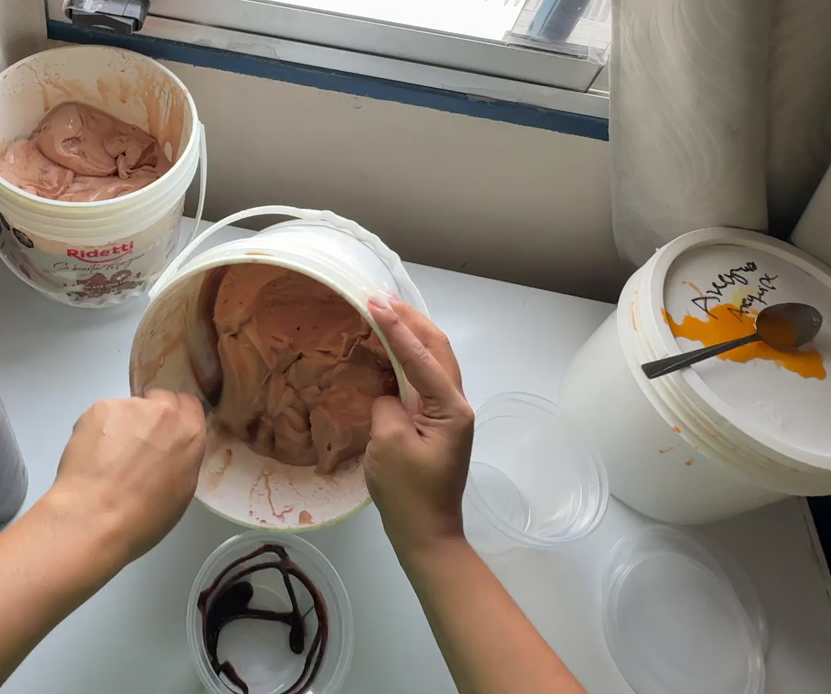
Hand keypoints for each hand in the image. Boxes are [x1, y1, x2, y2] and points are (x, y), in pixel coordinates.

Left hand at [39, 390, 206, 564]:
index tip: (165, 436)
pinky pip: (104, 415)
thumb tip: (170, 449)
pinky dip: (99, 430)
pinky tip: (91, 456)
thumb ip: (182, 456)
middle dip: (150, 418)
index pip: (189, 405)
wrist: (94, 518)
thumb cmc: (143, 517)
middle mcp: (163, 410)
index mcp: (189, 432)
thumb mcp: (182, 490)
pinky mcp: (100, 408)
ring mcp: (130, 405)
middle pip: (159, 400)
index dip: (176, 418)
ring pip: (129, 408)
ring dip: (123, 425)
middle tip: (136, 447)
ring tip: (107, 458)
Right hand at [364, 296, 472, 555]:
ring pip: (433, 358)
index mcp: (450, 408)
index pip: (420, 356)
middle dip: (410, 318)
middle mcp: (456, 403)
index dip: (396, 327)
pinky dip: (409, 353)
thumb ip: (388, 403)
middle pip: (437, 347)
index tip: (374, 301)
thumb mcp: (389, 444)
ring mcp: (448, 411)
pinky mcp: (435, 420)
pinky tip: (390, 345)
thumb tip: (388, 392)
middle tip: (380, 296)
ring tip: (385, 309)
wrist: (426, 534)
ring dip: (411, 331)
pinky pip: (424, 375)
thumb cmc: (407, 492)